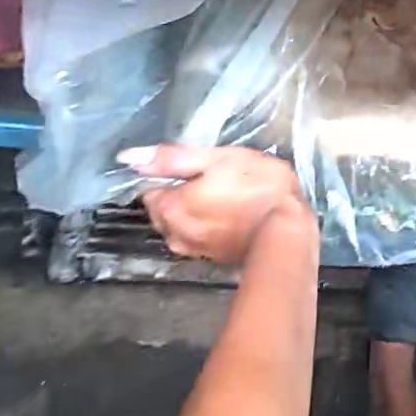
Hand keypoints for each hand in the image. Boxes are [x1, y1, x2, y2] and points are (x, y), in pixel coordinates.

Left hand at [119, 145, 316, 264]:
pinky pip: (201, 235)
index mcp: (169, 208)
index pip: (151, 189)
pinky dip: (210, 224)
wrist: (287, 231)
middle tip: (217, 177)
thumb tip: (128, 157)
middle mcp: (173, 234)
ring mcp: (194, 250)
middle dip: (182, 194)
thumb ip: (174, 159)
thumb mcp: (219, 159)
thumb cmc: (256, 187)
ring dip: (196, 210)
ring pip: (182, 224)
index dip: (172, 175)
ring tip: (227, 193)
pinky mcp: (214, 258)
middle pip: (165, 209)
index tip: (199, 166)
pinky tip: (234, 213)